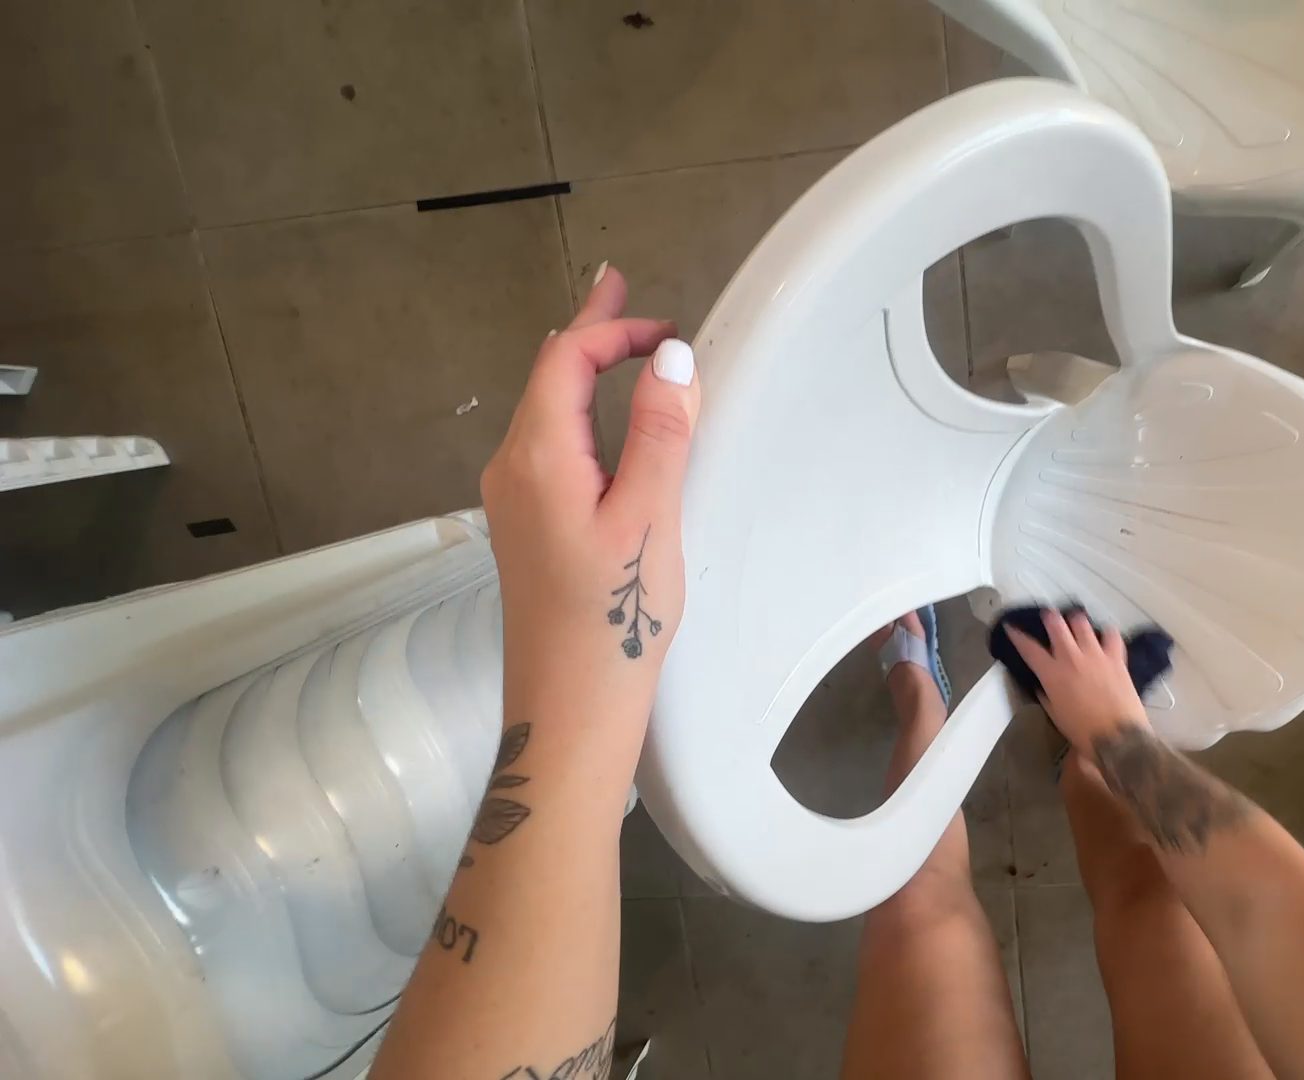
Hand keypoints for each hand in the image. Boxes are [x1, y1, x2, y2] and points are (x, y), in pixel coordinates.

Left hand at [480, 263, 700, 741]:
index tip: (670, 331)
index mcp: (539, 456)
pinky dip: (582, 408)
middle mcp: (514, 467)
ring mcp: (517, 497)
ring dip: (584, 367)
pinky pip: (554, 442)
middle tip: (617, 285)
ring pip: (549, 409)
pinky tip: (600, 415)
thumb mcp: (650, 518)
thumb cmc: (614, 612)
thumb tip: (674, 359)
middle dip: (588, 329)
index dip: (614, 330)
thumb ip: (662, 436)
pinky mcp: (532, 523)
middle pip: (548, 376)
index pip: (566, 361)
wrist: (571, 700)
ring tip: (616, 340)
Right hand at [1006, 609, 1148, 751]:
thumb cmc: (1082, 731)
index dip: (1017, 636)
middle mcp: (1071, 657)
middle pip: (1056, 625)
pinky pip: (1112, 635)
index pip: (1029, 648)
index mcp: (1052, 673)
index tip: (1011, 626)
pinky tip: (1105, 637)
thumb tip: (1043, 686)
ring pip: (1082, 623)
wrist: (1118, 737)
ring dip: (1076, 621)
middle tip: (1049, 616)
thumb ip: (1047, 696)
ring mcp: (1095, 654)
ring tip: (1076, 623)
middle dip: (1050, 617)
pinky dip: (1107, 633)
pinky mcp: (1116, 657)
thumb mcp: (1056, 715)